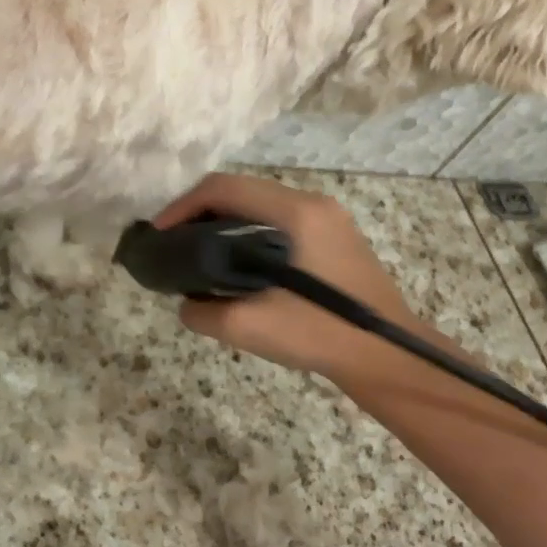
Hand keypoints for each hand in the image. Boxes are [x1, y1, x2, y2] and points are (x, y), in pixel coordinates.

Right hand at [153, 172, 419, 387]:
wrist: (388, 358)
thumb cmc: (320, 334)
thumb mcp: (247, 327)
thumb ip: (201, 311)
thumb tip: (188, 302)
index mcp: (295, 213)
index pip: (223, 188)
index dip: (181, 207)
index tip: (158, 236)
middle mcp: (312, 204)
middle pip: (239, 191)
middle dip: (196, 212)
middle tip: (170, 244)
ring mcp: (326, 218)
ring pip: (256, 205)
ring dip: (219, 222)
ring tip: (193, 253)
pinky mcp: (331, 237)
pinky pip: (274, 221)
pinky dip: (242, 232)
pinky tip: (229, 263)